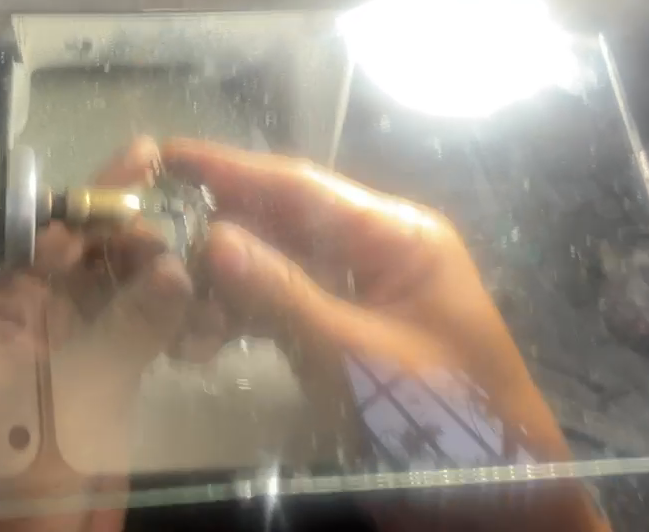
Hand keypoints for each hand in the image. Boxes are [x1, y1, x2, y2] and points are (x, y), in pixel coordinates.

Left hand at [0, 138, 193, 531]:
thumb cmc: (21, 467)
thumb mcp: (69, 395)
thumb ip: (124, 330)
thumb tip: (178, 268)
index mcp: (11, 304)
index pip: (59, 231)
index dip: (102, 193)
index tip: (145, 158)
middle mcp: (41, 312)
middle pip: (96, 252)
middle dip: (141, 224)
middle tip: (193, 201)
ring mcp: (76, 343)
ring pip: (123, 287)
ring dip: (163, 265)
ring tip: (211, 239)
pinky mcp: (108, 375)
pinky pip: (141, 328)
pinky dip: (172, 312)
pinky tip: (208, 297)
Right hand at [169, 139, 608, 531]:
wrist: (502, 520)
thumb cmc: (448, 430)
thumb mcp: (360, 361)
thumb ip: (283, 295)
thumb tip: (210, 237)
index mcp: (395, 236)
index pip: (298, 185)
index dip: (228, 168)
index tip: (167, 153)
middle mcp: (372, 250)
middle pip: (277, 223)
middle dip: (213, 234)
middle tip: (146, 237)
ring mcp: (354, 291)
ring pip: (269, 266)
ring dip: (219, 286)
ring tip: (171, 310)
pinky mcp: (339, 331)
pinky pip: (277, 307)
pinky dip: (237, 319)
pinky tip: (197, 341)